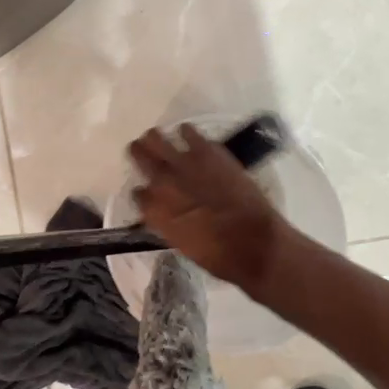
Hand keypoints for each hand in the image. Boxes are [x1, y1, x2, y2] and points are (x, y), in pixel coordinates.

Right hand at [128, 124, 292, 291]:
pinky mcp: (206, 151)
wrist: (251, 241)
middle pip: (139, 156)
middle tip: (142, 150)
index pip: (137, 193)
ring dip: (156, 138)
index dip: (142, 191)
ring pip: (156, 138)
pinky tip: (186, 133)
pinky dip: (186, 132)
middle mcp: (161, 182)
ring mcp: (183, 163)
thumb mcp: (181, 242)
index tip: (146, 191)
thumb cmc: (217, 255)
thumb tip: (167, 211)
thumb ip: (168, 222)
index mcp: (153, 210)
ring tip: (157, 137)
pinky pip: (188, 132)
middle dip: (139, 153)